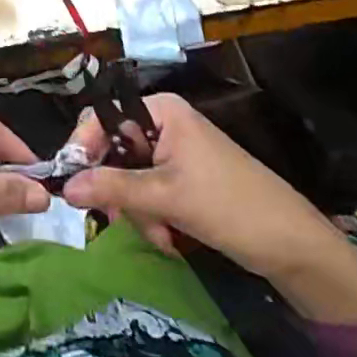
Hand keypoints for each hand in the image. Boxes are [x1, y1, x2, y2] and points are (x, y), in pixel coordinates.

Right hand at [61, 93, 356, 321]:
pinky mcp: (181, 179)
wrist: (292, 246)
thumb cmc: (229, 205)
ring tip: (162, 235)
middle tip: (120, 220)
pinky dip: (152, 217)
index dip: (83, 147)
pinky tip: (172, 238)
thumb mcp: (165, 196)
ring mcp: (173, 153)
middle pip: (113, 151)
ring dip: (138, 212)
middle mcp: (163, 124)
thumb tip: (63, 188)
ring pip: (128, 178)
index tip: (70, 181)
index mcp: (160, 110)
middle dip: (119, 191)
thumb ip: (112, 188)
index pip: (102, 118)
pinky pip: (146, 193)